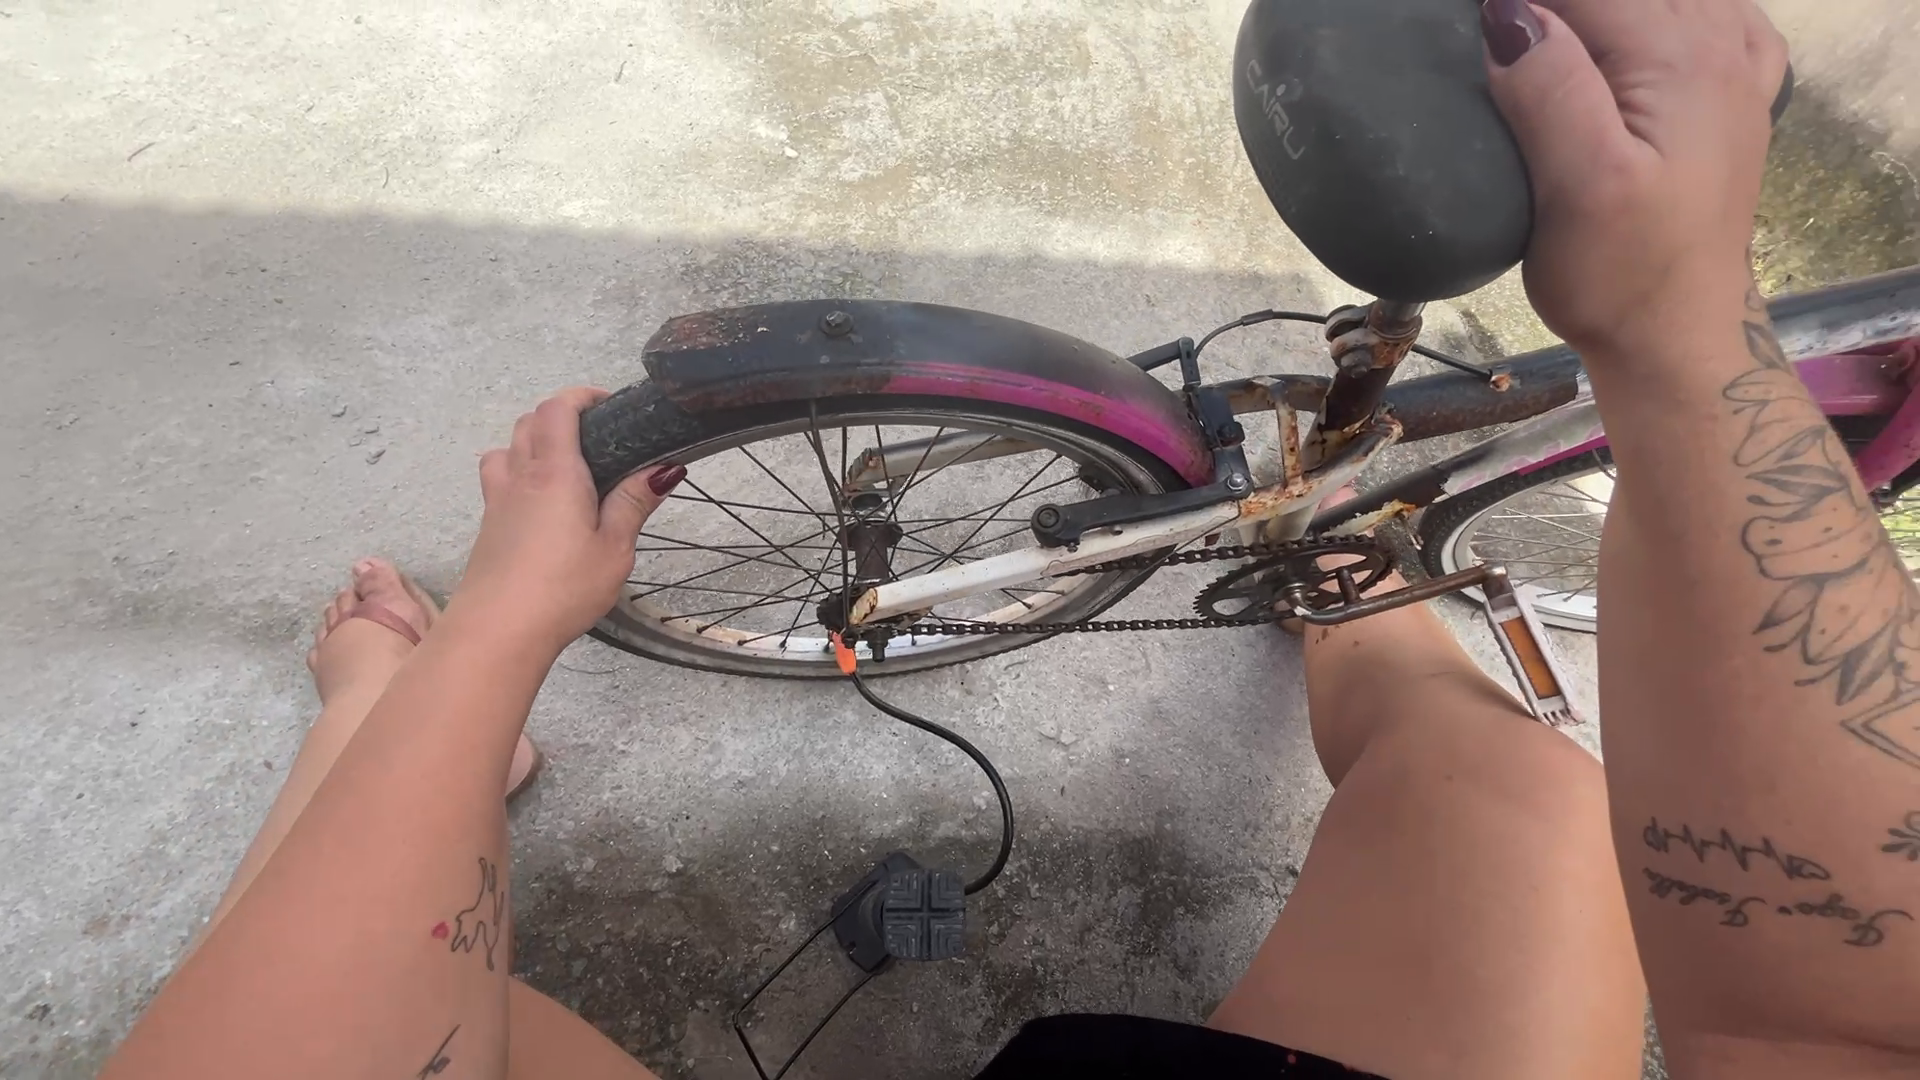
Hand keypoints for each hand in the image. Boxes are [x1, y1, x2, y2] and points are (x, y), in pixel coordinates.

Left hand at [454, 387, 683, 652]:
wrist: (498, 630)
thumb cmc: (564, 587)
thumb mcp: (615, 547)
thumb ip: (635, 503)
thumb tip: (665, 467)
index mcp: (557, 474)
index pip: (557, 410)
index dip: (581, 396)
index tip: (611, 404)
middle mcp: (521, 477)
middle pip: (529, 422)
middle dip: (560, 414)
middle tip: (597, 434)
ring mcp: (498, 500)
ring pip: (506, 447)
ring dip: (532, 439)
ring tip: (565, 462)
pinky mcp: (489, 525)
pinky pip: (498, 477)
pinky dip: (517, 469)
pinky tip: (539, 499)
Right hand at [1480, 0, 1787, 357]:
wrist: (1671, 330)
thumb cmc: (1615, 269)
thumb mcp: (1577, 183)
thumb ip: (1550, 90)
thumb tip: (1506, 16)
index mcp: (1681, 55)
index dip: (1517, 7)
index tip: (1458, 28)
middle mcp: (1721, 43)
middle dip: (1550, 10)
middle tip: (1486, 40)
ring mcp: (1732, 70)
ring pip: (1659, 2)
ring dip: (1591, 15)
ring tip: (1533, 46)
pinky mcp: (1722, 102)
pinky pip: (1697, 22)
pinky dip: (1648, 22)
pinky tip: (1621, 45)